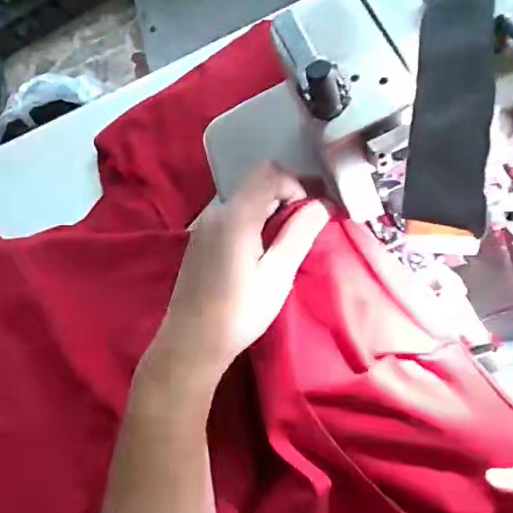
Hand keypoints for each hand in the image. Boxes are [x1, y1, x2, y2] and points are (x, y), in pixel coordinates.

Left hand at [142, 162, 329, 389]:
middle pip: (255, 183)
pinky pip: (231, 216)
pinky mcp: (199, 240)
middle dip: (285, 196)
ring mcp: (203, 225)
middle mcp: (215, 211)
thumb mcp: (277, 274)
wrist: (191, 341)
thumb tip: (321, 205)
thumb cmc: (239, 312)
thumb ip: (299, 234)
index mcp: (235, 215)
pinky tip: (260, 252)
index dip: (296, 183)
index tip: (311, 211)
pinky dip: (251, 222)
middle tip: (305, 226)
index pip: (269, 172)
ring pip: (243, 200)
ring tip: (285, 243)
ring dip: (268, 210)